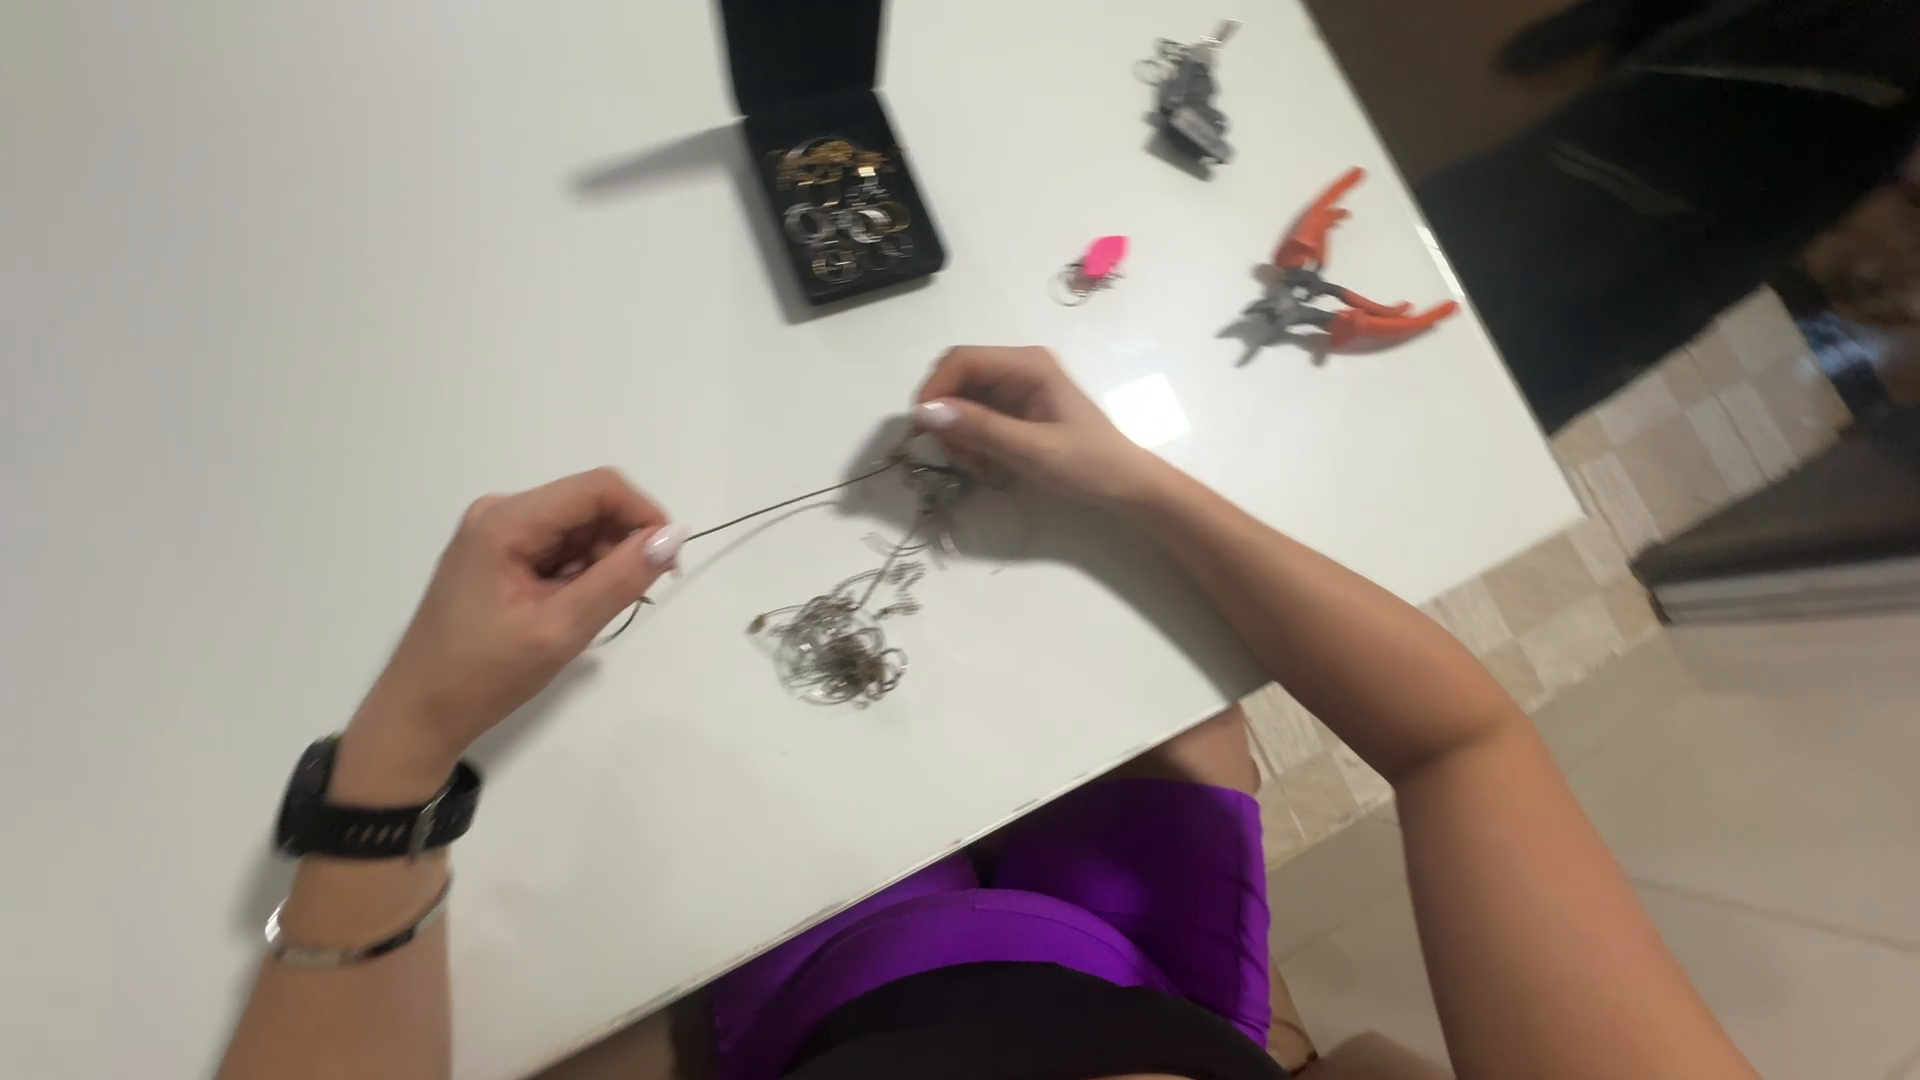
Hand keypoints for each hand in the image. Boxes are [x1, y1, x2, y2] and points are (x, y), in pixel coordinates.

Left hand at [339, 468, 685, 791]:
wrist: (420, 716)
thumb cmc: (484, 675)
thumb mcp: (562, 628)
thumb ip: (621, 578)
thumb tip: (674, 536)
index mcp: (507, 521)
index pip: (600, 489)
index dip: (645, 516)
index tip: (668, 563)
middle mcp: (503, 514)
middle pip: (592, 506)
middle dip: (626, 544)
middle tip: (635, 597)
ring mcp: (502, 534)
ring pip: (584, 529)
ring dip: (607, 563)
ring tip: (593, 612)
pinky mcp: (505, 556)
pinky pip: (566, 548)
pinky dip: (587, 574)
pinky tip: (575, 610)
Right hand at [913, 346, 1168, 506]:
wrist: (1124, 485)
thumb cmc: (1086, 465)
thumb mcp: (1032, 450)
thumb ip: (980, 429)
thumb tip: (927, 413)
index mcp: (1028, 364)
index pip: (962, 360)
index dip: (935, 389)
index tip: (923, 430)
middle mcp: (1019, 367)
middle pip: (958, 377)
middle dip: (945, 413)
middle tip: (952, 454)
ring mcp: (1017, 388)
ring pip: (962, 398)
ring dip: (955, 430)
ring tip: (971, 463)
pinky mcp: (1017, 409)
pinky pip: (976, 415)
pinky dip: (969, 437)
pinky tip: (981, 461)